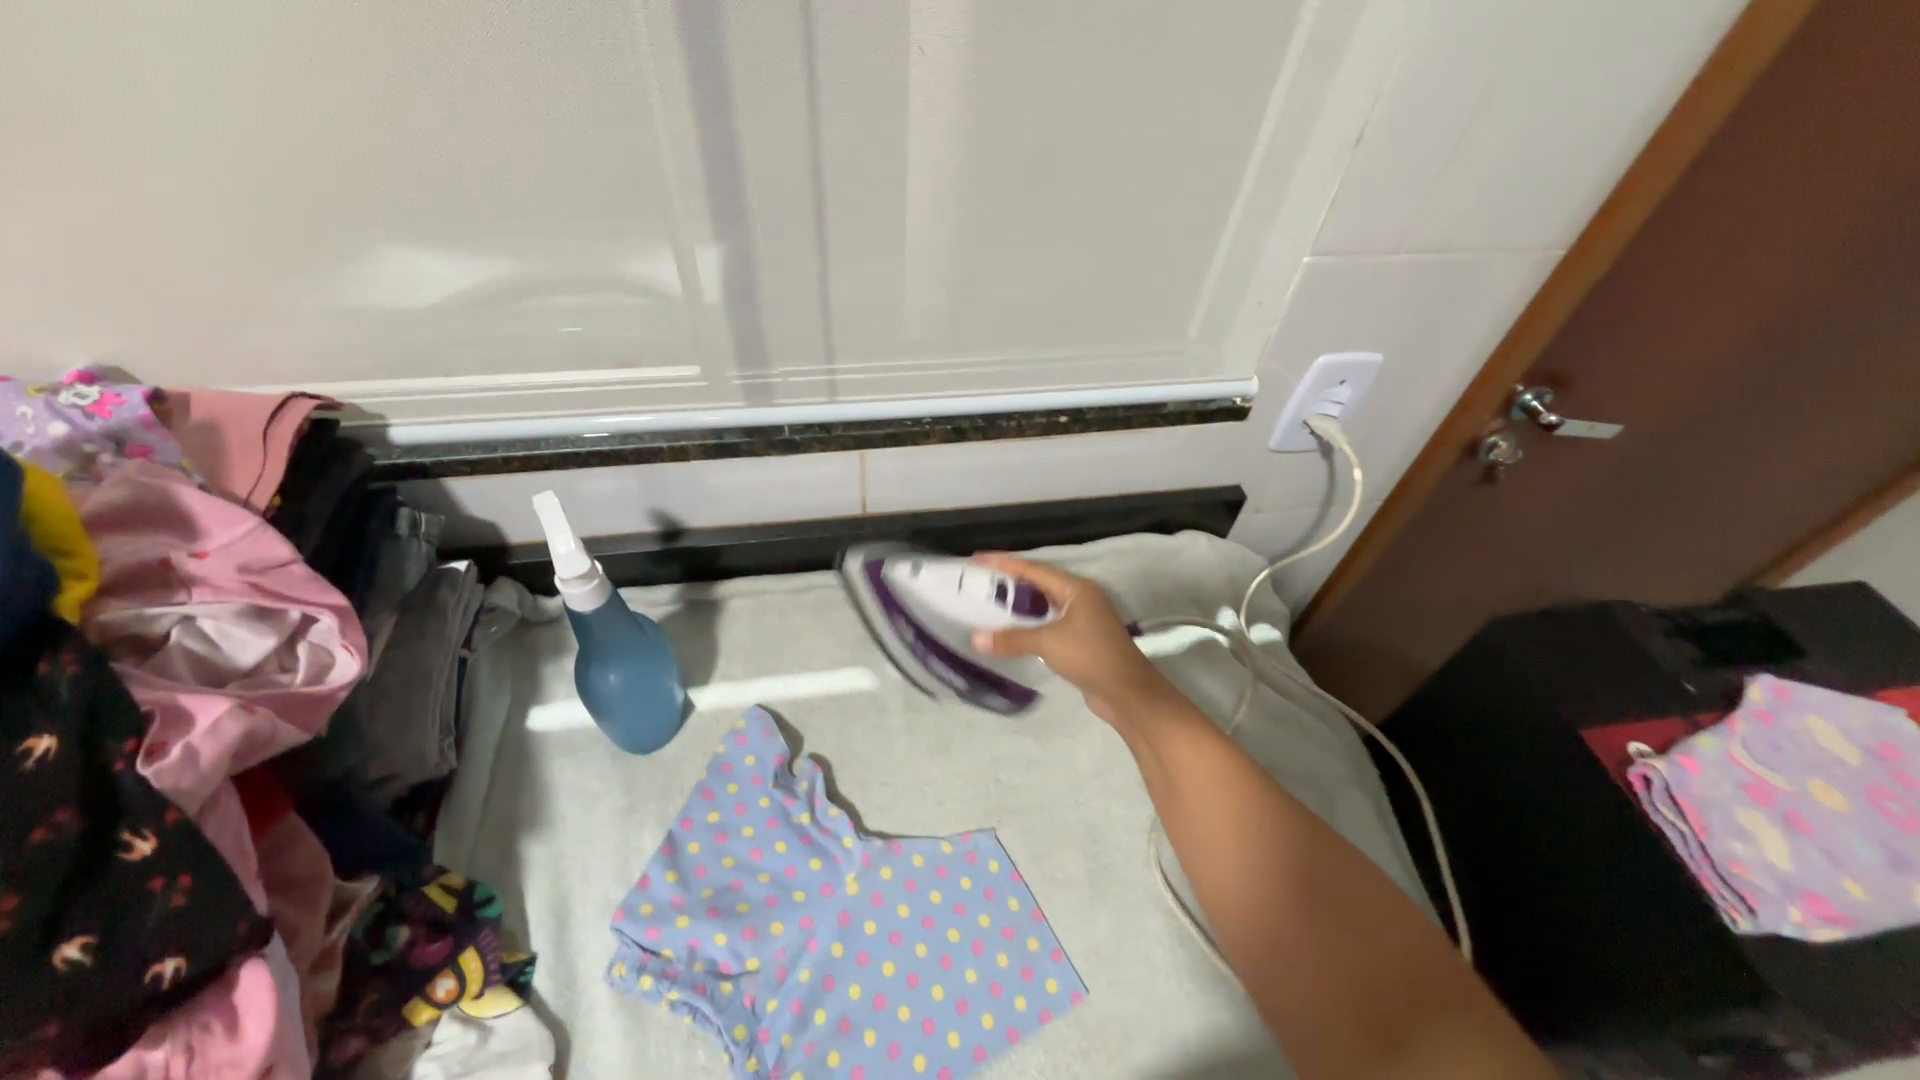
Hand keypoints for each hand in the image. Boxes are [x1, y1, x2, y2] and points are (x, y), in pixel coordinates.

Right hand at [969, 553, 1175, 723]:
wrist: (1127, 692)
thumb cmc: (1091, 656)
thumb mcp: (1048, 643)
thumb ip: (1012, 639)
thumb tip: (976, 638)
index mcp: (1076, 588)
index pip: (1034, 569)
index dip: (1004, 563)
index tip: (977, 559)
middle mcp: (1081, 598)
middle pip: (1039, 584)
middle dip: (1009, 582)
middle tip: (979, 582)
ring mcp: (1083, 619)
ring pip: (1044, 605)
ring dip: (1019, 605)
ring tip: (989, 604)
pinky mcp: (1082, 639)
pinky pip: (1049, 624)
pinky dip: (1030, 625)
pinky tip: (1013, 631)